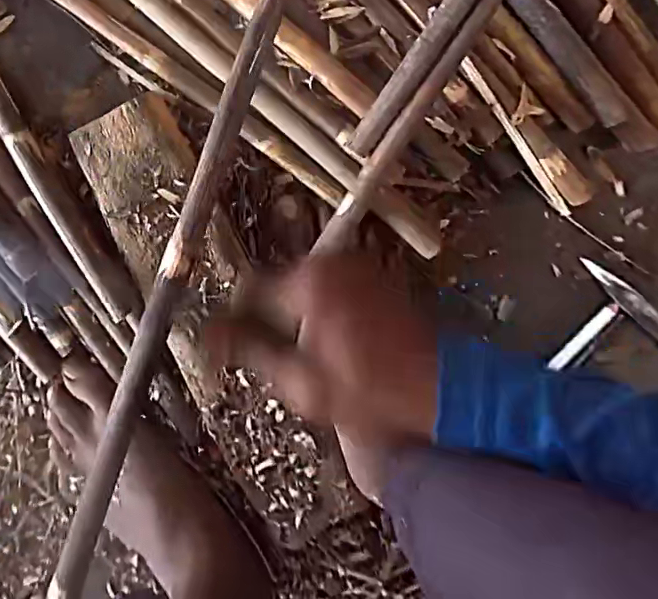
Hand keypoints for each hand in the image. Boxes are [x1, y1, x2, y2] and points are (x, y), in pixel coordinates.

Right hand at [206, 250, 437, 448]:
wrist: (450, 396)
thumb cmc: (374, 395)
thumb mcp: (302, 383)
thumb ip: (250, 352)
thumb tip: (208, 335)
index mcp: (307, 282)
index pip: (249, 290)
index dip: (236, 318)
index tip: (231, 341)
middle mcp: (328, 262)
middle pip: (275, 285)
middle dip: (269, 316)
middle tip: (274, 352)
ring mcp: (353, 264)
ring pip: (299, 284)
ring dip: (294, 312)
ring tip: (307, 350)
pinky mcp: (372, 273)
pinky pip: (326, 285)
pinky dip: (319, 306)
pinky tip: (330, 340)